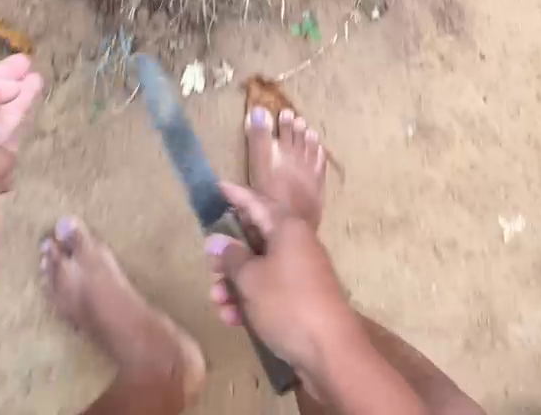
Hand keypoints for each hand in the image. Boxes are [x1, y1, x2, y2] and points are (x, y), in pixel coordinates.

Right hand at [205, 181, 361, 378]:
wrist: (331, 353)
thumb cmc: (288, 303)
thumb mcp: (251, 278)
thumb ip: (231, 257)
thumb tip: (217, 240)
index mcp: (287, 227)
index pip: (256, 202)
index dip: (235, 194)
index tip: (217, 186)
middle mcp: (295, 244)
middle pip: (255, 237)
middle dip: (229, 253)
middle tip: (209, 263)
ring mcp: (299, 273)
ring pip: (259, 268)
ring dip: (235, 282)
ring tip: (217, 300)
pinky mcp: (300, 300)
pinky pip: (269, 291)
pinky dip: (249, 300)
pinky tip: (231, 318)